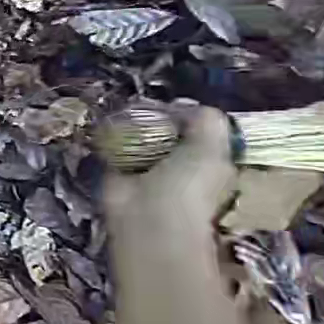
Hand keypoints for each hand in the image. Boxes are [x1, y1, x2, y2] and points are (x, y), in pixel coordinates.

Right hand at [102, 104, 237, 234]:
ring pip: (142, 140)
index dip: (190, 118)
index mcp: (210, 166)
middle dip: (159, 120)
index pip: (201, 135)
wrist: (148, 217)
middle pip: (169, 135)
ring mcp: (149, 174)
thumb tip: (183, 106)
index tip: (177, 107)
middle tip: (148, 107)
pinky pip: (116, 149)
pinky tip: (110, 124)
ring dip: (133, 127)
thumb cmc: (188, 183)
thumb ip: (207, 119)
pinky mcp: (119, 175)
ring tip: (128, 111)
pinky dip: (111, 137)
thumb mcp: (212, 144)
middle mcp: (182, 170)